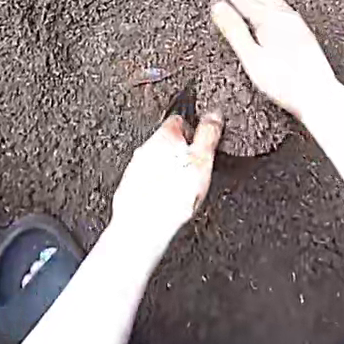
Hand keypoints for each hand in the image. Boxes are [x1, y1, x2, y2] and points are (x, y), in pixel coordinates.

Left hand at [110, 112, 222, 249]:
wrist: (143, 227)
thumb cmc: (172, 195)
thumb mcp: (202, 160)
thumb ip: (209, 134)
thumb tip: (214, 115)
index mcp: (164, 135)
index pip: (180, 119)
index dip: (194, 129)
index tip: (202, 142)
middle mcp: (146, 147)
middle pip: (168, 141)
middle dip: (180, 151)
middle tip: (194, 168)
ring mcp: (135, 168)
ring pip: (156, 161)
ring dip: (168, 169)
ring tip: (181, 187)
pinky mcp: (129, 187)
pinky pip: (148, 181)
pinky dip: (157, 186)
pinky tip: (166, 199)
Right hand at [210, 0, 343, 119]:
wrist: (318, 95)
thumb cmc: (284, 81)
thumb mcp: (251, 56)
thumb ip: (234, 30)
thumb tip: (219, 8)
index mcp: (270, 18)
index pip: (246, 1)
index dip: (232, 0)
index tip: (222, 0)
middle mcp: (286, 17)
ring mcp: (298, 26)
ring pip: (276, 4)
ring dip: (262, 1)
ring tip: (253, 2)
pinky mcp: (306, 36)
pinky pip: (286, 13)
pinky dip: (274, 10)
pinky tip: (276, 19)